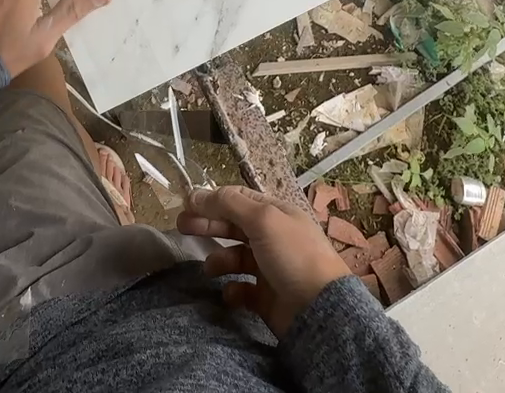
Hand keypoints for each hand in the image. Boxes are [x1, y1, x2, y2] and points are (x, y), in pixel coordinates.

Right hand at [178, 186, 350, 337]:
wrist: (322, 312)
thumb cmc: (293, 255)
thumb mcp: (262, 219)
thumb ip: (228, 204)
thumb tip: (195, 192)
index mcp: (274, 213)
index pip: (237, 199)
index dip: (211, 199)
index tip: (186, 204)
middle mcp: (272, 237)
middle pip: (232, 225)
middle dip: (207, 224)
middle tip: (181, 228)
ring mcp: (270, 267)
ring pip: (235, 257)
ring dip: (219, 259)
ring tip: (209, 268)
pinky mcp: (267, 297)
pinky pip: (242, 289)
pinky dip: (232, 289)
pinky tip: (230, 292)